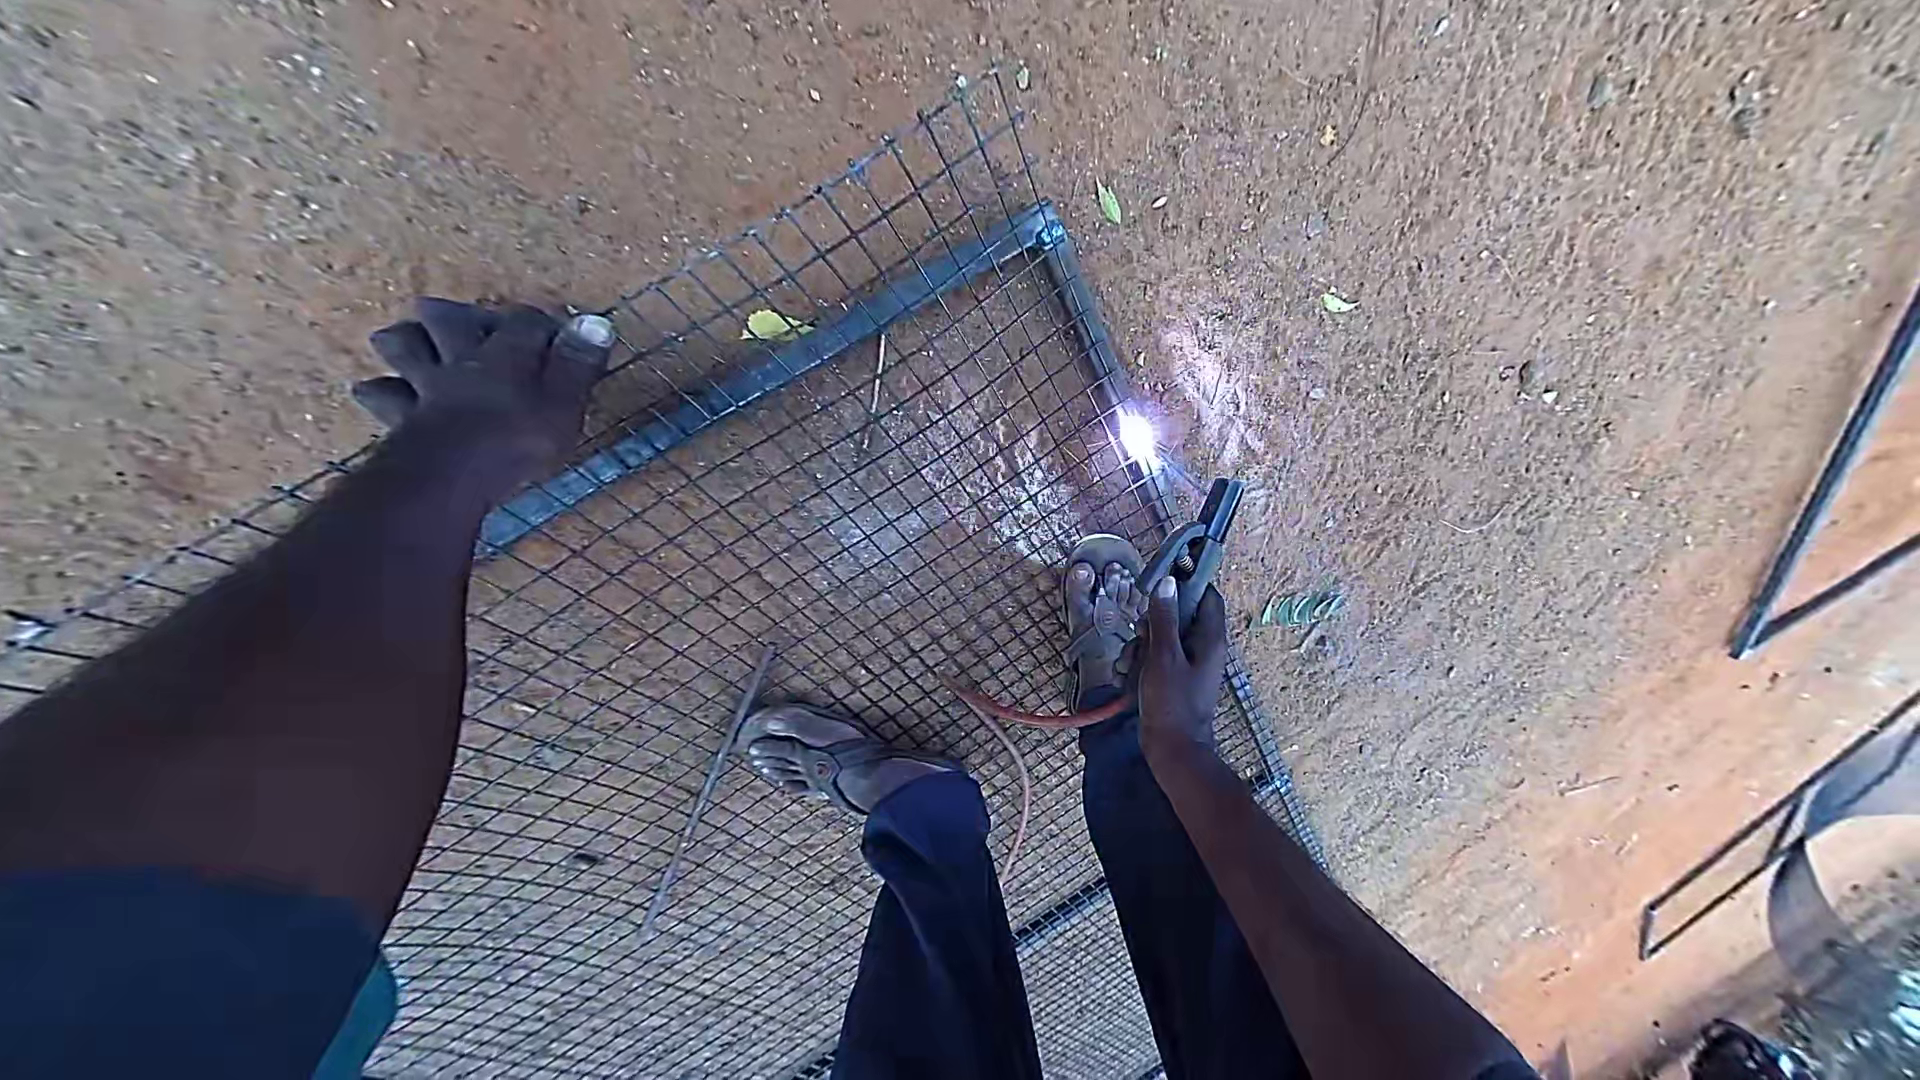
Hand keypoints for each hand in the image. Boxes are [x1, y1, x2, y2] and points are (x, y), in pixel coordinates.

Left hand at [351, 298, 612, 499]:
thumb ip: (578, 363)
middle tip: (472, 327)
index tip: (559, 335)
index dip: (542, 324)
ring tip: (424, 348)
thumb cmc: (521, 437)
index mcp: (506, 353)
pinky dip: (387, 390)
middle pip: (447, 317)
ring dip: (411, 341)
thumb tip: (598, 322)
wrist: (454, 472)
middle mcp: (461, 358)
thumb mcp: (566, 401)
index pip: (525, 321)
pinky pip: (383, 393)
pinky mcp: (400, 414)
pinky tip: (395, 395)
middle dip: (459, 317)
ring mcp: (426, 384)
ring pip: (403, 343)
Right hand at [1138, 576, 1228, 766]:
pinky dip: (1137, 665)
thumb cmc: (1172, 702)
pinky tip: (1125, 678)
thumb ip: (1164, 619)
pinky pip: (1152, 659)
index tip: (1159, 585)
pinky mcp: (1171, 678)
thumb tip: (1167, 583)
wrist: (1172, 750)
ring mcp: (1186, 664)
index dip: (1186, 585)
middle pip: (1176, 616)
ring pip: (1158, 638)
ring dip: (1138, 648)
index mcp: (1209, 639)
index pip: (1206, 596)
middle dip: (1151, 624)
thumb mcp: (1163, 656)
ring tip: (1129, 666)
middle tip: (1141, 636)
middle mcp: (1201, 648)